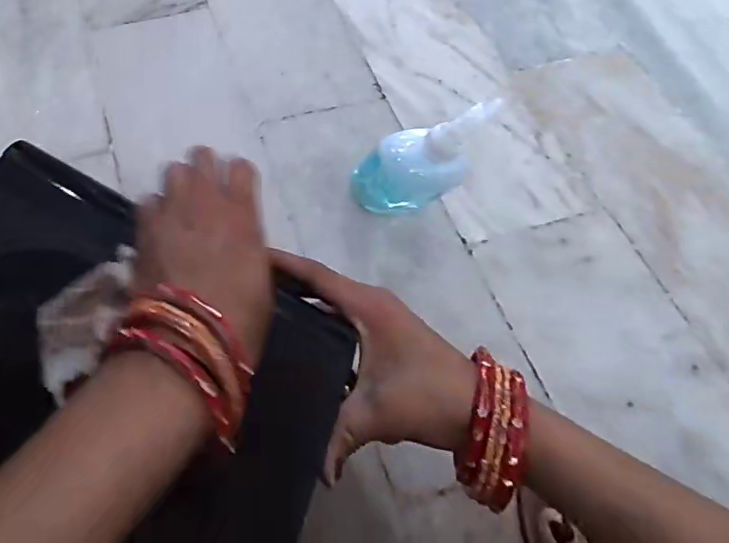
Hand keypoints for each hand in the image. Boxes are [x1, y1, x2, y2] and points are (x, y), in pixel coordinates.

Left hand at [133, 148, 273, 366]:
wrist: (189, 338)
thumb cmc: (239, 320)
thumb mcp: (262, 281)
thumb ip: (250, 245)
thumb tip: (242, 236)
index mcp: (243, 215)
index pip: (240, 167)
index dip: (236, 175)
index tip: (234, 188)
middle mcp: (208, 203)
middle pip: (202, 158)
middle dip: (203, 168)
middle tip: (203, 189)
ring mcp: (174, 211)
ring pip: (173, 171)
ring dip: (177, 184)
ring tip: (178, 205)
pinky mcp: (146, 226)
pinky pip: (148, 200)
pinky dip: (153, 210)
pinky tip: (157, 227)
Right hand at [270, 249, 476, 484]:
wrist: (480, 409)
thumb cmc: (426, 395)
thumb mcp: (378, 413)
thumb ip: (340, 435)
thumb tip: (317, 472)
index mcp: (365, 304)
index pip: (315, 274)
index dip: (283, 263)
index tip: (252, 256)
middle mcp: (370, 300)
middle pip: (319, 281)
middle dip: (286, 280)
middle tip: (249, 286)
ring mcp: (379, 313)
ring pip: (332, 298)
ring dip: (304, 298)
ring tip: (267, 307)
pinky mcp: (384, 330)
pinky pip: (343, 313)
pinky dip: (321, 315)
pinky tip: (303, 335)